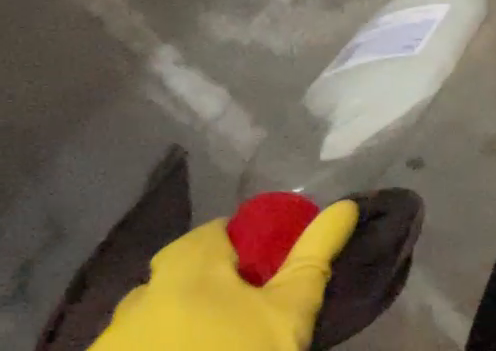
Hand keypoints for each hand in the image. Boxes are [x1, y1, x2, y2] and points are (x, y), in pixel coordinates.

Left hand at [90, 200, 357, 350]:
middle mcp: (134, 305)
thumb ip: (315, 251)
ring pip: (145, 318)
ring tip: (209, 339)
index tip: (264, 260)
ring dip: (172, 320)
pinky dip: (153, 348)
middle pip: (172, 276)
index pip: (207, 233)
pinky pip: (129, 348)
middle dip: (204, 282)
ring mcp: (106, 347)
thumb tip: (343, 206)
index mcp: (183, 274)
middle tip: (241, 303)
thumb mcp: (293, 307)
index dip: (238, 240)